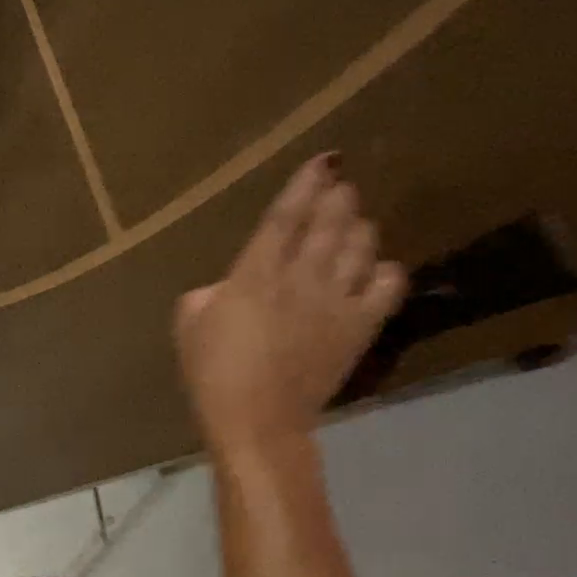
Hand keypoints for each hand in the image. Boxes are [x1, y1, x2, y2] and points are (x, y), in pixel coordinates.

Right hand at [175, 153, 407, 453]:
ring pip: (361, 247)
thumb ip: (213, 292)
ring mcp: (337, 301)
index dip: (304, 186)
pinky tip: (375, 268)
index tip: (323, 160)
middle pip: (330, 223)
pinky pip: (388, 285)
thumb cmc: (209, 367)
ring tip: (354, 219)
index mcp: (254, 274)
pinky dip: (385, 270)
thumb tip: (233, 285)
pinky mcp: (361, 326)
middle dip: (338, 198)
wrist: (255, 416)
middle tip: (341, 183)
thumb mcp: (189, 321)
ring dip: (359, 227)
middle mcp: (302, 278)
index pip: (285, 218)